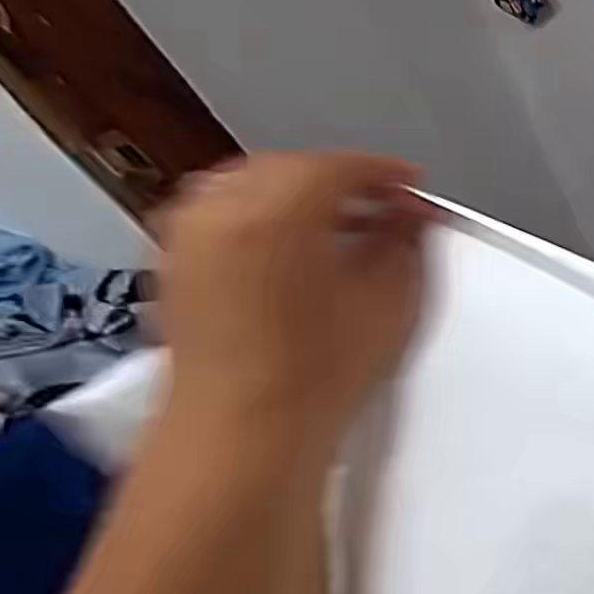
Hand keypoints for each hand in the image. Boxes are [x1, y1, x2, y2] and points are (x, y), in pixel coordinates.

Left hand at [158, 152, 430, 447]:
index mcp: (274, 216)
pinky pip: (229, 211)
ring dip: (308, 195)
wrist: (249, 426)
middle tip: (392, 204)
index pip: (336, 167)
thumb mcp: (391, 301)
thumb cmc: (319, 371)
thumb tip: (410, 217)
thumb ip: (404, 244)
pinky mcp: (179, 261)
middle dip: (347, 180)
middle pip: (291, 168)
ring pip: (255, 185)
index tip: (414, 184)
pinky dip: (272, 212)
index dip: (385, 172)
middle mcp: (219, 213)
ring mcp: (190, 235)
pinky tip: (307, 244)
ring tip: (354, 224)